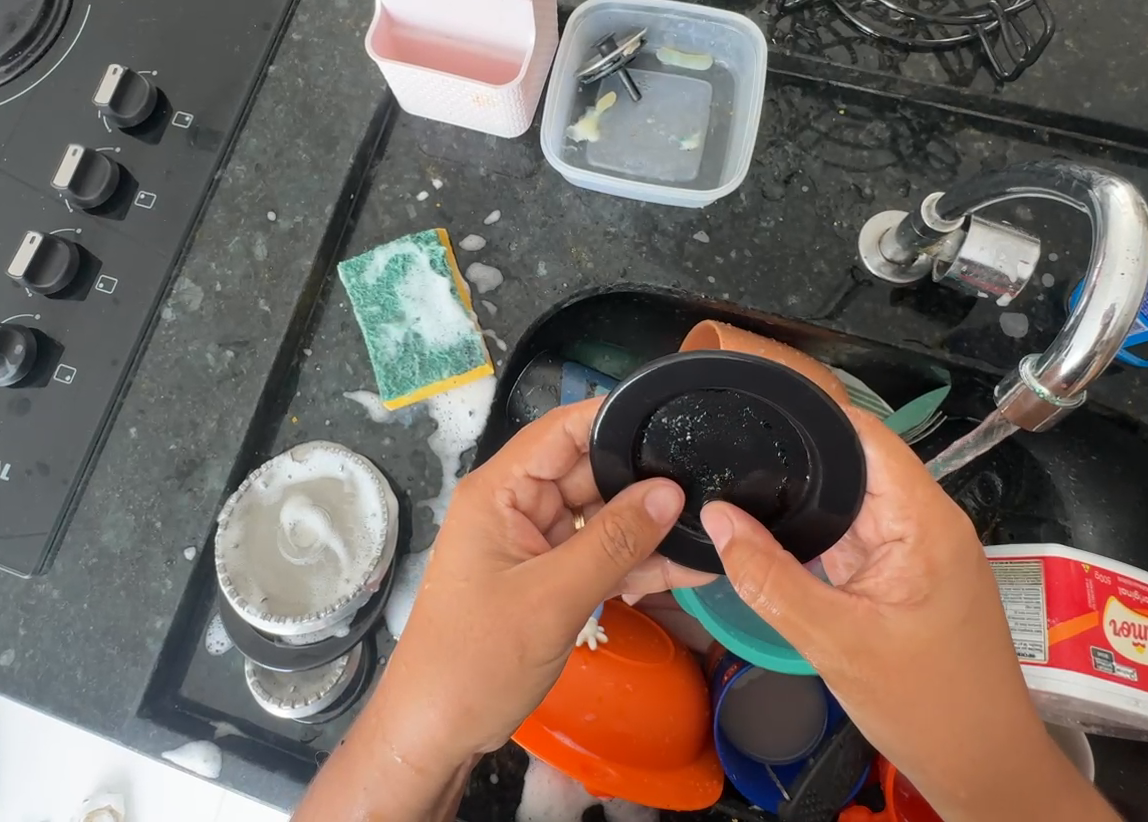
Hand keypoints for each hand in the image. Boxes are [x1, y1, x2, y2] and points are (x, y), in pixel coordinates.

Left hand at [379, 397, 712, 762]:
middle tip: (708, 478)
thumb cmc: (476, 659)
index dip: (611, 416)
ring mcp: (535, 542)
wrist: (437, 734)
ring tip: (709, 523)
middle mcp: (518, 505)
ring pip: (600, 517)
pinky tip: (687, 566)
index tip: (668, 412)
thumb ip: (614, 542)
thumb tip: (670, 491)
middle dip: (641, 478)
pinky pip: (598, 555)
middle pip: (587, 472)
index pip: (560, 430)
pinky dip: (635, 563)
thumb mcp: (551, 598)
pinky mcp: (549, 576)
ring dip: (646, 527)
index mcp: (501, 490)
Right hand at [700, 406, 1116, 821]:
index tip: (752, 400)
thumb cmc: (928, 707)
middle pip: (850, 459)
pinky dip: (808, 527)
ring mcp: (908, 545)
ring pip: (844, 497)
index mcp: (921, 518)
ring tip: (733, 475)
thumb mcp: (836, 642)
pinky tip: (764, 525)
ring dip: (798, 491)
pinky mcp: (895, 570)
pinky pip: (845, 531)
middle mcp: (919, 518)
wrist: (984, 772)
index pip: (863, 433)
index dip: (809, 409)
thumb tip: (715, 516)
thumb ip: (769, 579)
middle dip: (791, 449)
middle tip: (723, 440)